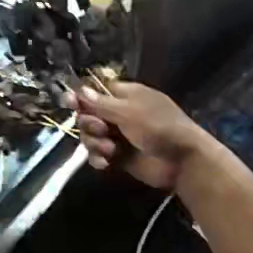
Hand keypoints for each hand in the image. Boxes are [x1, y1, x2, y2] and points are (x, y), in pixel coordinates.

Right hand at [74, 81, 207, 190]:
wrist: (182, 161)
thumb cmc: (158, 127)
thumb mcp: (129, 111)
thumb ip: (101, 103)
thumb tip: (79, 90)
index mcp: (125, 95)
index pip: (96, 90)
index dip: (82, 97)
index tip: (70, 102)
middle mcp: (119, 113)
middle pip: (89, 114)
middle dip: (89, 123)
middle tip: (100, 129)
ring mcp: (119, 135)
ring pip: (91, 136)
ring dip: (94, 142)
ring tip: (109, 149)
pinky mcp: (119, 157)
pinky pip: (99, 154)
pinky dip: (99, 158)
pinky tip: (105, 162)